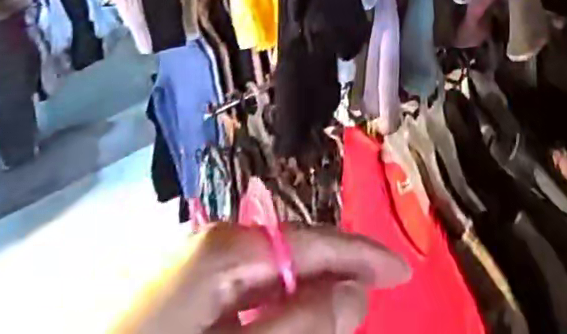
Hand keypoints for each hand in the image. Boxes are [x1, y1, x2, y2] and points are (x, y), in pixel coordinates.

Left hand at [114, 222, 409, 333]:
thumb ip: (300, 324)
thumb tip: (356, 290)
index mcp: (223, 248)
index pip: (314, 241)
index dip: (362, 256)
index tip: (404, 272)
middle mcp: (204, 246)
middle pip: (289, 255)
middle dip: (330, 279)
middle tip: (367, 306)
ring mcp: (179, 272)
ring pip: (260, 280)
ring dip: (296, 301)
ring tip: (327, 318)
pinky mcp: (162, 302)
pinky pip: (231, 298)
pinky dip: (261, 313)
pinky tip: (269, 327)